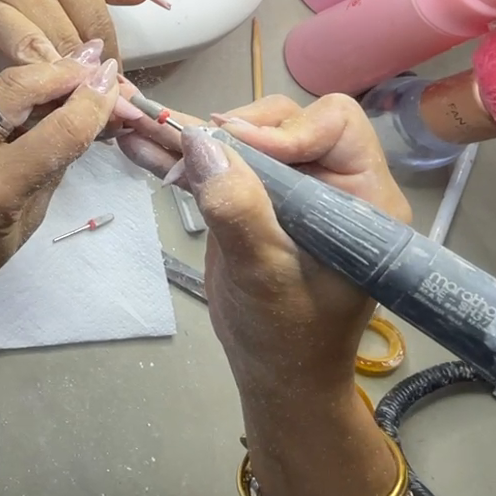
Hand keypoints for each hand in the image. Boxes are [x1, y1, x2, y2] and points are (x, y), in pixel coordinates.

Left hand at [0, 55, 122, 397]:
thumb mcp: (22, 223)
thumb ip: (49, 167)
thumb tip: (81, 118)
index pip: (54, 134)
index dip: (90, 104)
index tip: (111, 82)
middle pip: (16, 87)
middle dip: (59, 70)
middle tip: (91, 60)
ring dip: (29, 83)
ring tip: (61, 75)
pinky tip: (9, 113)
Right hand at [124, 95, 408, 397]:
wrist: (273, 373)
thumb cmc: (287, 335)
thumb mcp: (265, 274)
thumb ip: (239, 210)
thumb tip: (200, 141)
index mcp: (359, 197)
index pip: (333, 126)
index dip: (282, 130)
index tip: (235, 151)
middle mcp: (327, 182)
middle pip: (279, 122)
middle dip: (227, 130)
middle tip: (181, 144)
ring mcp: (285, 189)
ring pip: (239, 138)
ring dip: (187, 136)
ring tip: (137, 127)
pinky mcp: (249, 198)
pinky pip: (215, 166)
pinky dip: (176, 158)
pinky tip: (136, 146)